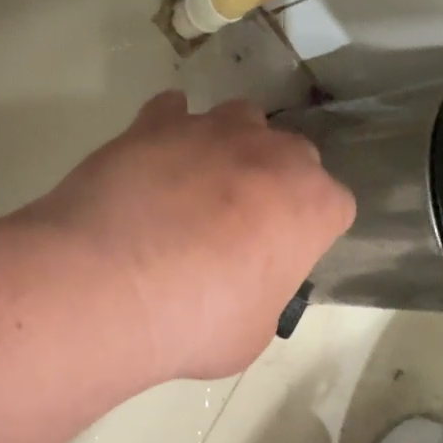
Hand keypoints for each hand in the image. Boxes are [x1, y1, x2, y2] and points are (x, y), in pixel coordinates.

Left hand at [23, 91, 354, 380]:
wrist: (108, 286)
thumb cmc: (196, 321)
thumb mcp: (253, 331)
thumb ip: (263, 291)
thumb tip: (241, 280)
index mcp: (312, 203)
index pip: (333, 206)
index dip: (308, 232)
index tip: (279, 256)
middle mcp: (272, 153)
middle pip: (292, 156)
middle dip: (274, 183)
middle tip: (238, 226)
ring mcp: (212, 130)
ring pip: (239, 120)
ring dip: (229, 147)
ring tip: (195, 188)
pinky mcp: (155, 122)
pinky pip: (172, 111)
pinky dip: (169, 130)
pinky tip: (152, 160)